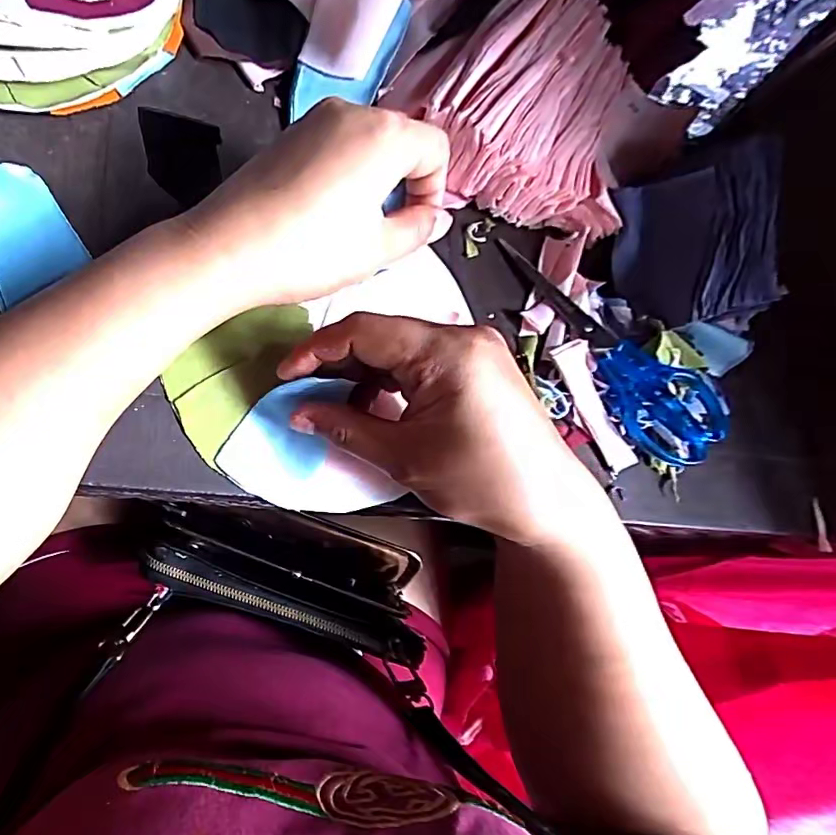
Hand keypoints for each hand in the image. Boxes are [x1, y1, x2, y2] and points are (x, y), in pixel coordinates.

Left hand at [178, 99, 452, 305]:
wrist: (226, 249)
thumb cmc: (307, 252)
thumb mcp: (376, 251)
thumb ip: (418, 229)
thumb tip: (433, 217)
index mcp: (384, 133)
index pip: (436, 147)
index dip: (435, 189)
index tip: (415, 224)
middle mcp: (351, 112)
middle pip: (400, 141)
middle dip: (402, 185)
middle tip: (383, 232)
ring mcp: (313, 121)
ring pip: (365, 145)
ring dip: (371, 181)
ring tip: (348, 228)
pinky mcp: (286, 137)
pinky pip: (333, 148)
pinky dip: (340, 176)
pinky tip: (319, 216)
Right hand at [277, 313, 614, 546]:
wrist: (548, 504)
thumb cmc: (486, 482)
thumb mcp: (403, 456)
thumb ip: (344, 427)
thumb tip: (302, 412)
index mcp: (446, 351)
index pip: (363, 330)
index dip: (315, 350)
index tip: (286, 373)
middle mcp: (463, 337)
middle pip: (380, 334)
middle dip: (335, 362)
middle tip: (302, 392)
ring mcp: (473, 349)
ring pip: (397, 346)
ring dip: (360, 372)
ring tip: (332, 404)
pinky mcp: (476, 365)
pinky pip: (418, 360)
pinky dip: (388, 379)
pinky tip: (370, 404)